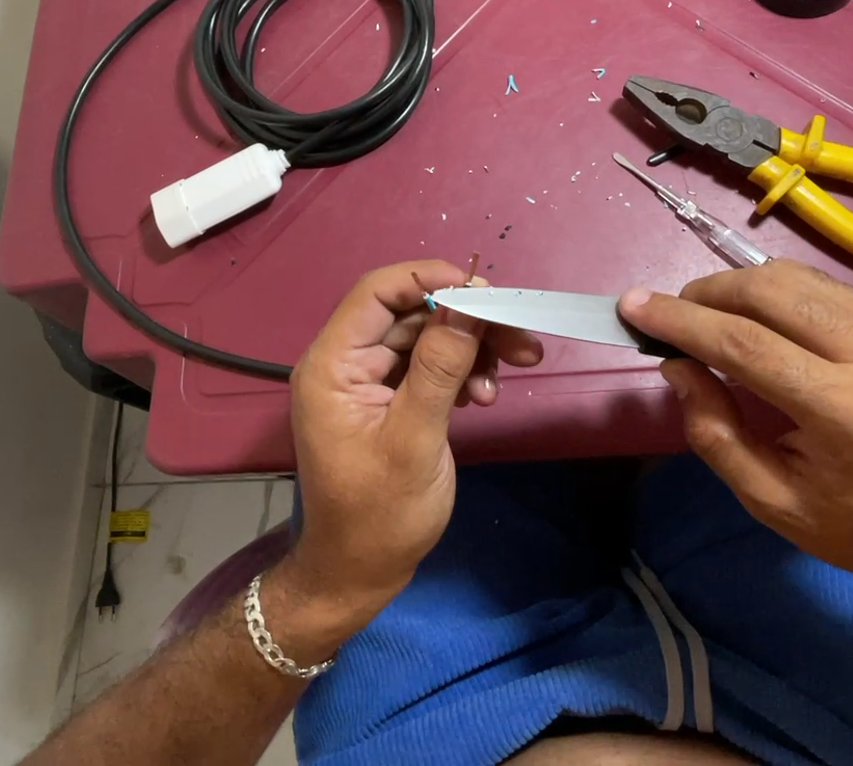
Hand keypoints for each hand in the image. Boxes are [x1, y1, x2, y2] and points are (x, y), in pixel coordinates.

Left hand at [284, 260, 542, 623]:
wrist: (361, 574)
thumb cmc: (380, 516)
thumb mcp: (414, 441)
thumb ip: (439, 368)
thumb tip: (465, 303)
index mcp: (332, 365)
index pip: (376, 293)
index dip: (428, 279)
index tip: (484, 288)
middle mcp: (346, 362)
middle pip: (410, 314)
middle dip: (466, 320)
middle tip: (520, 337)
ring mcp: (368, 380)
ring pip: (427, 337)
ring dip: (472, 347)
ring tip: (511, 372)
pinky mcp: (390, 398)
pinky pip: (430, 365)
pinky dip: (462, 371)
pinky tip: (485, 395)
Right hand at [618, 260, 852, 598]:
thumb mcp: (774, 503)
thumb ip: (715, 432)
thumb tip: (677, 365)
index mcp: (851, 416)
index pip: (746, 344)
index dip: (681, 321)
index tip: (634, 306)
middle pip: (771, 292)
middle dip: (706, 293)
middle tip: (673, 314)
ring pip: (797, 278)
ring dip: (739, 288)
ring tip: (710, 316)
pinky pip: (825, 288)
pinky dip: (777, 295)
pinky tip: (760, 322)